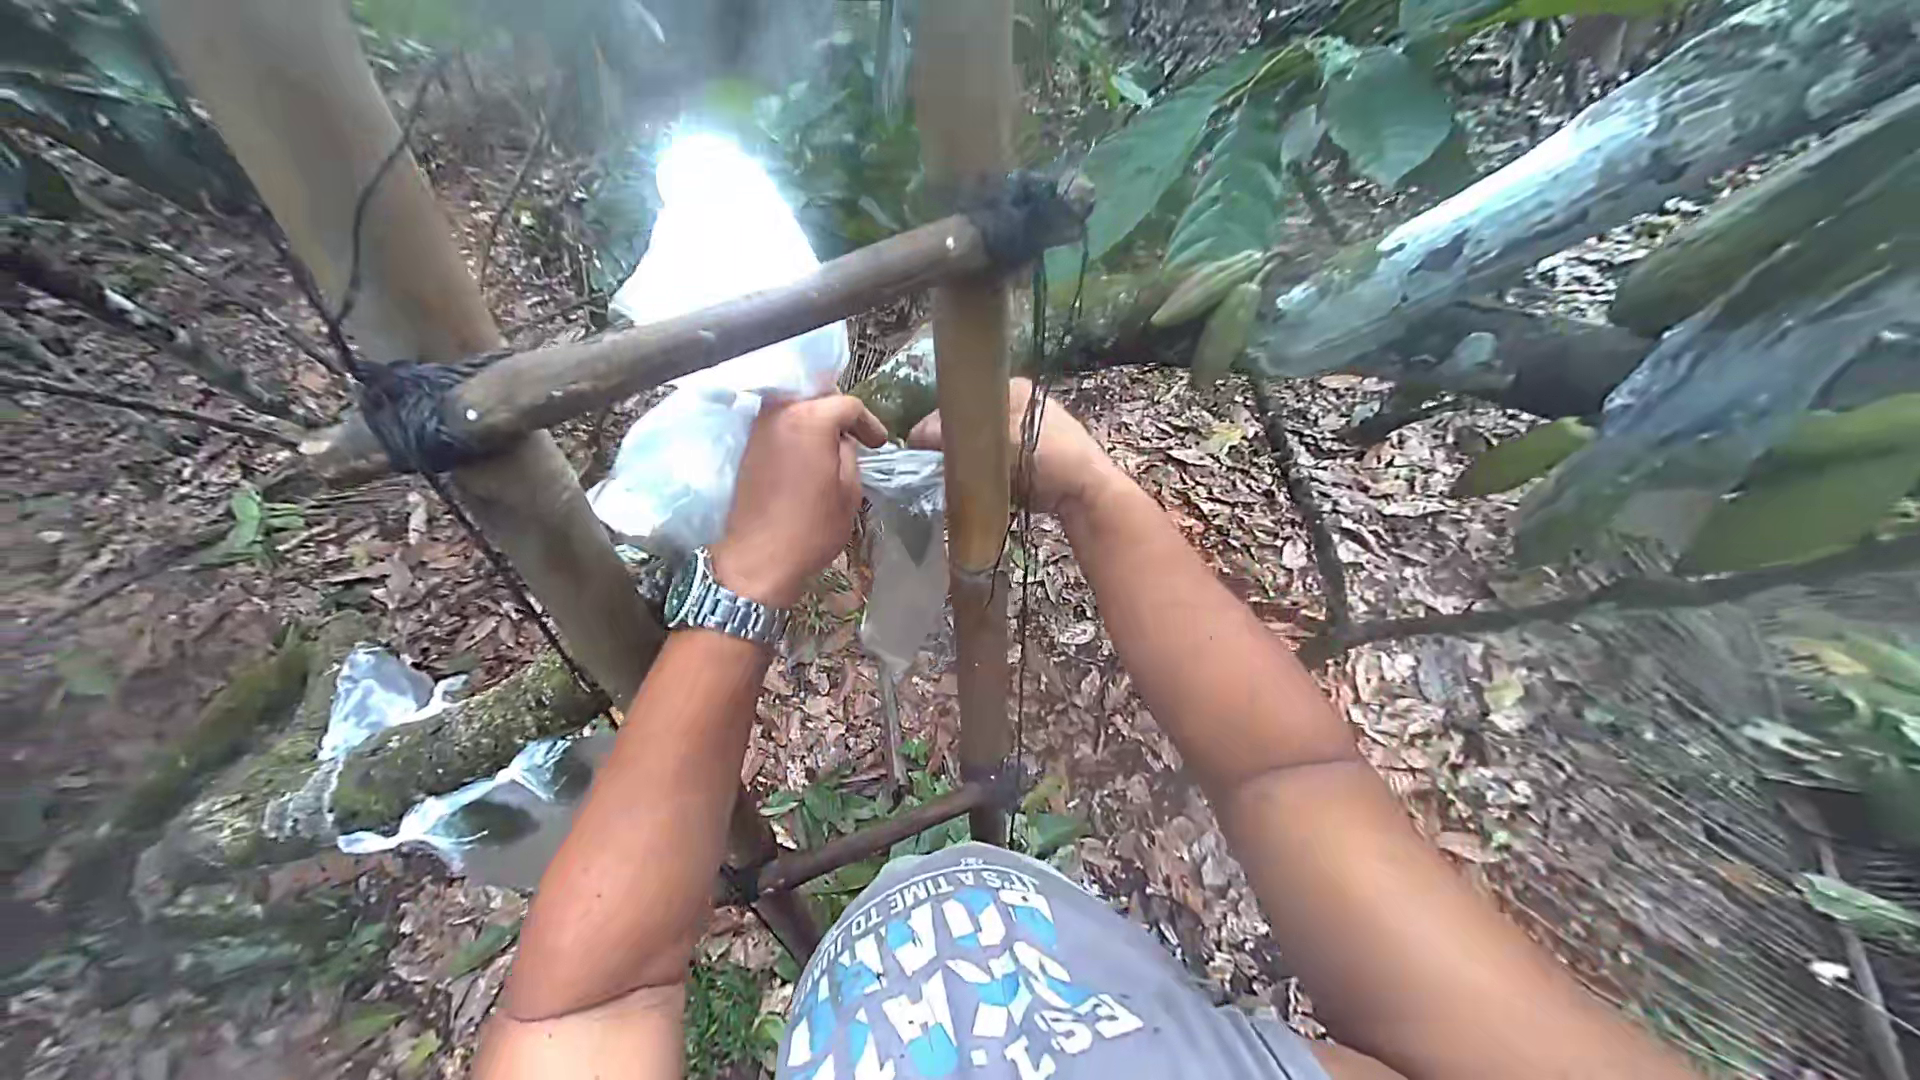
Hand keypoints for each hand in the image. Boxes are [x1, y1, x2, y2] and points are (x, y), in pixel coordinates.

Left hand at [711, 395, 886, 607]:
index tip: (879, 444)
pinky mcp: (748, 448)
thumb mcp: (849, 490)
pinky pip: (779, 427)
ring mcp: (758, 430)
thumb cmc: (812, 527)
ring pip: (795, 410)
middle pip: (816, 399)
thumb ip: (850, 454)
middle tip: (857, 438)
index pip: (847, 404)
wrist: (759, 558)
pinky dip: (797, 433)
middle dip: (839, 414)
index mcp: (809, 420)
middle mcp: (779, 414)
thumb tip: (842, 441)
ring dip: (816, 422)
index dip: (869, 422)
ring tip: (834, 446)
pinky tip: (810, 454)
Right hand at [908, 378, 1115, 515]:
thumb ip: (954, 436)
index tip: (917, 448)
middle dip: (950, 443)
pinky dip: (981, 471)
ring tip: (945, 476)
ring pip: (980, 444)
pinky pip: (994, 461)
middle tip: (930, 465)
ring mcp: (1027, 431)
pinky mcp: (1031, 458)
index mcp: (1011, 389)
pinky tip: (971, 483)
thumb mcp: (996, 442)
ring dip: (965, 459)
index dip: (937, 424)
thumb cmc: (1045, 457)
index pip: (962, 402)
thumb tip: (916, 436)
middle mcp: (1019, 404)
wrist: (1086, 491)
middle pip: (970, 423)